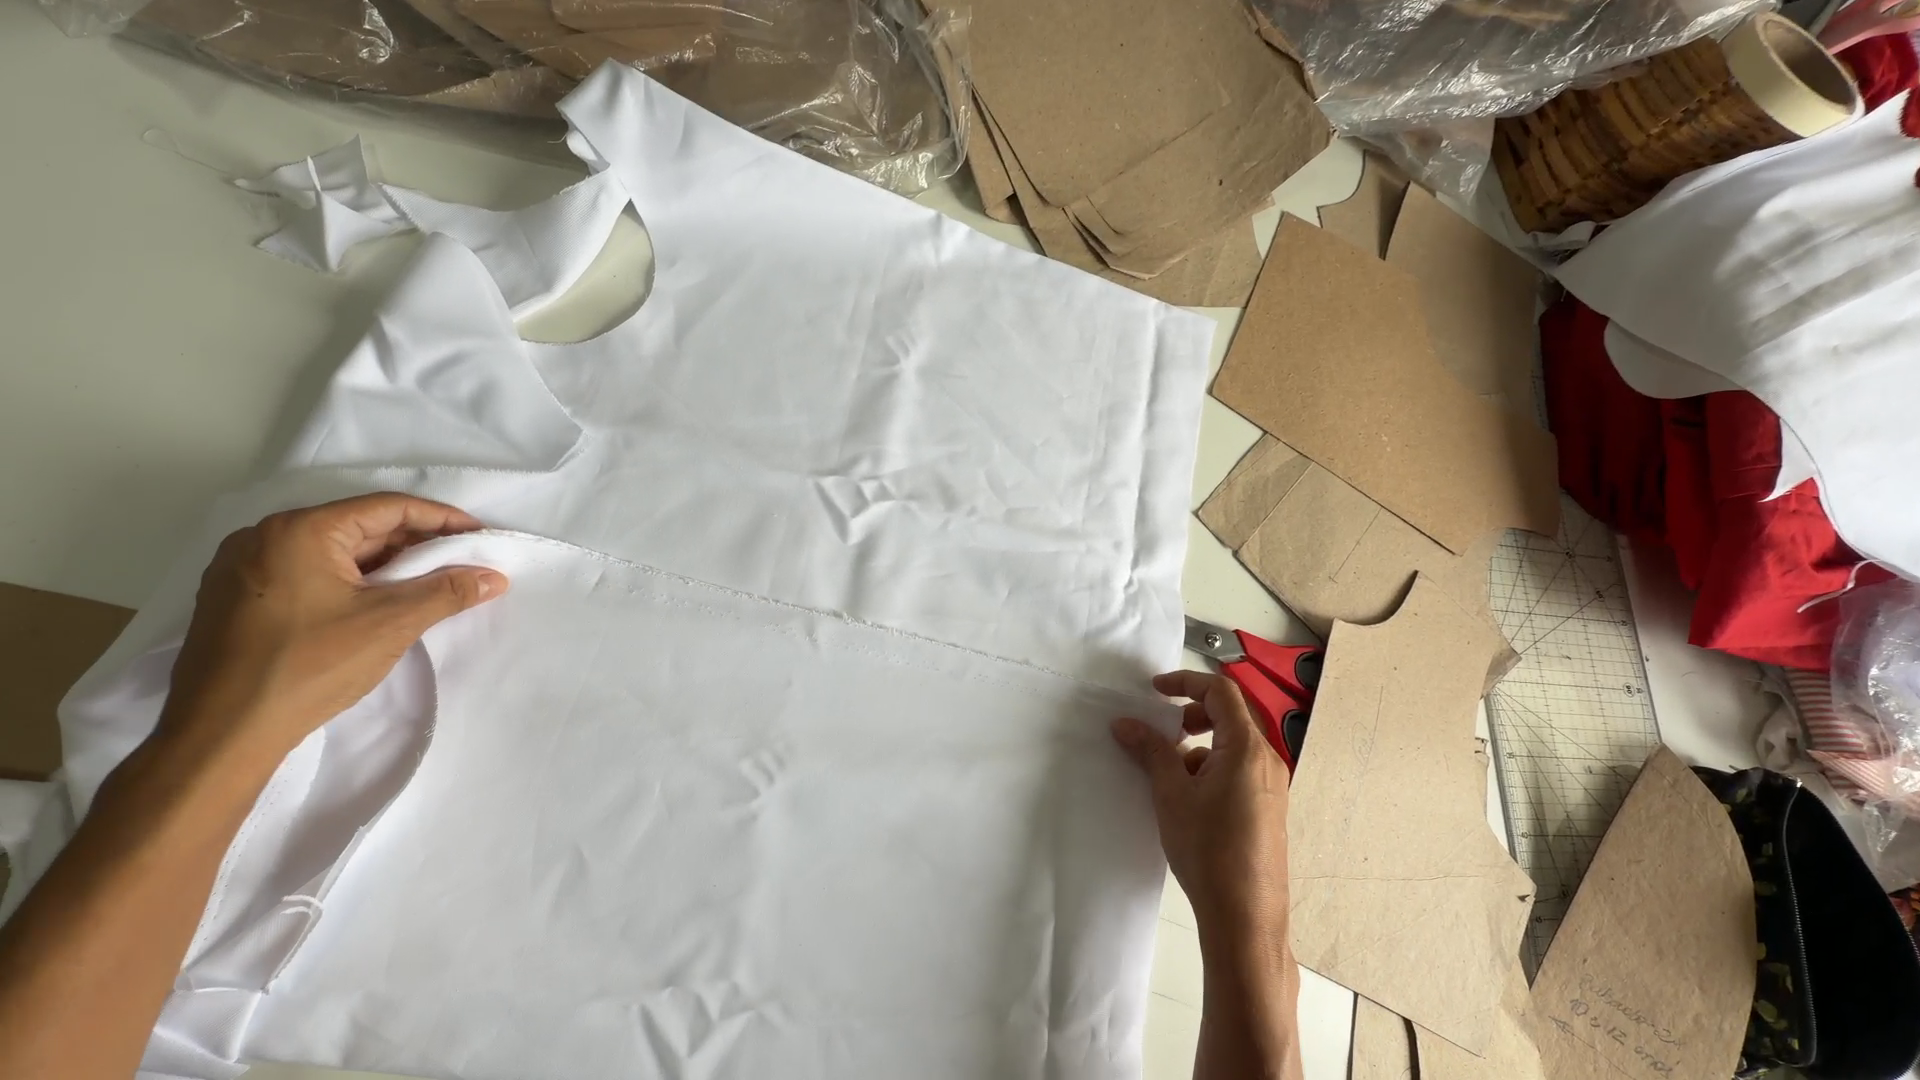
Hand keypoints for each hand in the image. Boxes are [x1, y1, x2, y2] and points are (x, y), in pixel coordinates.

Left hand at [158, 493, 508, 757]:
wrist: (222, 732)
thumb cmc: (309, 666)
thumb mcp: (391, 623)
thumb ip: (447, 591)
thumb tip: (493, 576)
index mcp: (300, 531)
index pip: (388, 509)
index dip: (442, 519)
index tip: (480, 537)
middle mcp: (265, 537)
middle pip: (360, 526)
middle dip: (416, 544)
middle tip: (461, 564)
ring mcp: (244, 568)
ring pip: (335, 552)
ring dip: (386, 564)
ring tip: (429, 585)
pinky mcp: (238, 599)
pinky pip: (309, 573)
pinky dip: (352, 581)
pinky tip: (378, 603)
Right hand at [1112, 671, 1290, 951]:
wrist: (1246, 917)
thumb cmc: (1208, 850)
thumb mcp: (1171, 795)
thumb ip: (1150, 751)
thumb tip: (1125, 723)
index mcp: (1247, 748)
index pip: (1221, 692)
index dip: (1186, 682)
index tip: (1155, 690)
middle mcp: (1267, 761)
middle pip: (1231, 716)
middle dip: (1193, 714)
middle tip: (1164, 729)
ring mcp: (1272, 786)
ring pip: (1233, 746)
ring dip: (1199, 746)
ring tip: (1169, 773)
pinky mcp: (1268, 809)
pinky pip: (1239, 770)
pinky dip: (1211, 768)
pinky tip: (1188, 800)